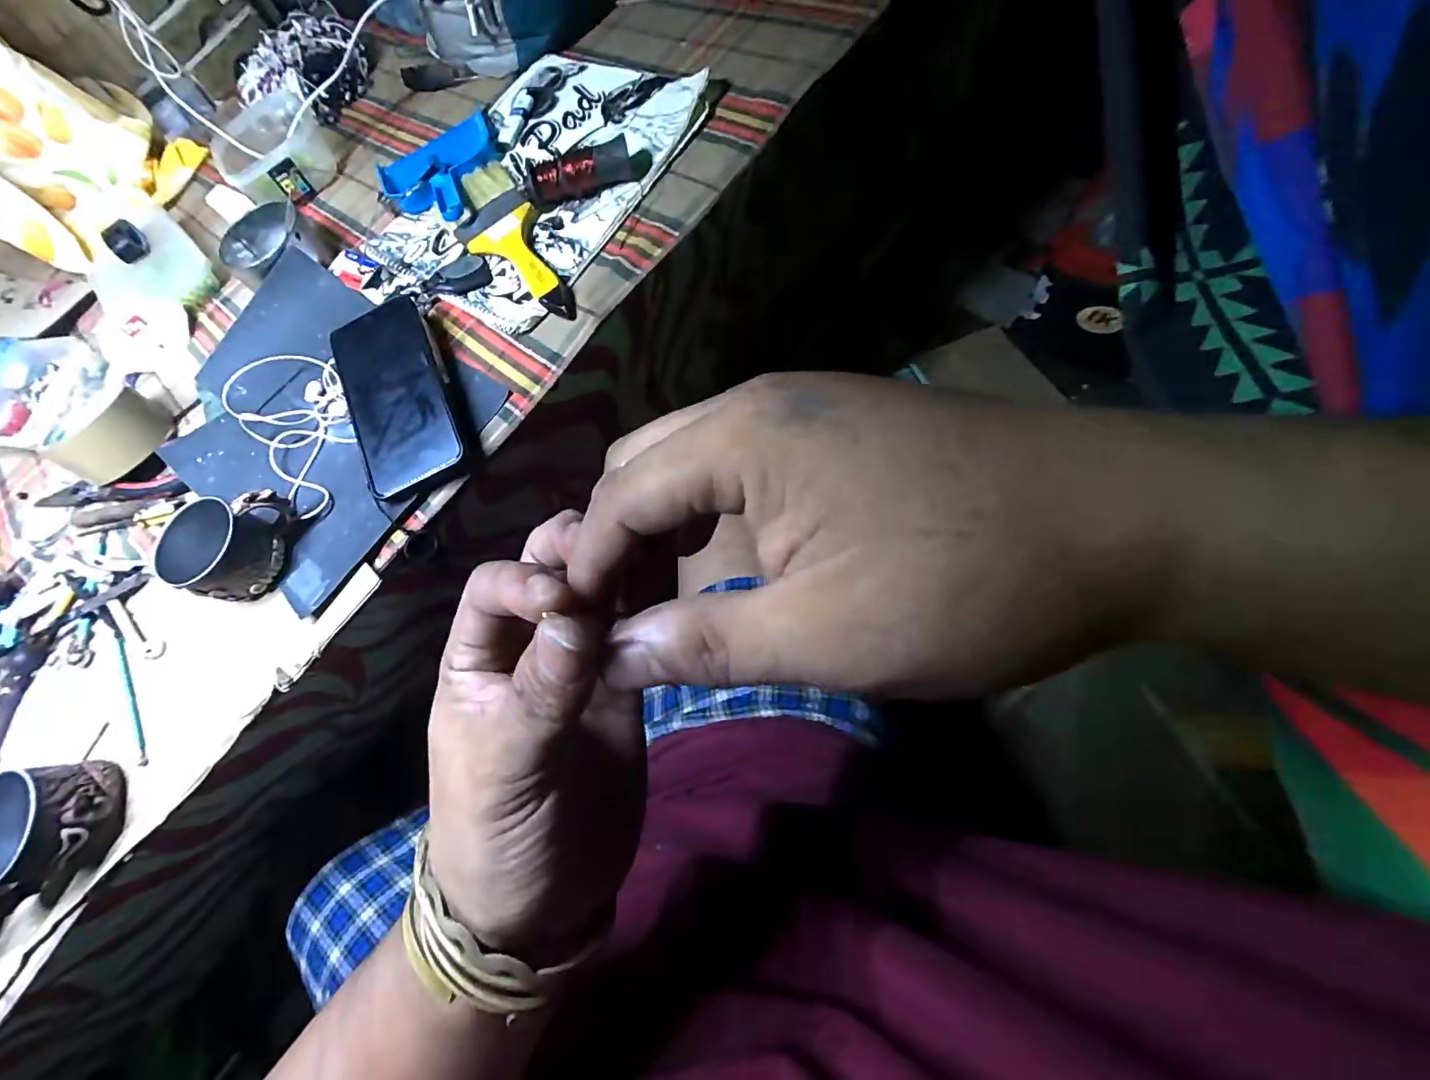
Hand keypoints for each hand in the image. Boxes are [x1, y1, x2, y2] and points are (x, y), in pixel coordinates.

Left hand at [425, 519, 643, 961]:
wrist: (538, 904)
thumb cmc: (490, 832)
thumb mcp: (502, 765)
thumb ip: (539, 693)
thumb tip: (572, 617)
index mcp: (475, 656)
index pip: (492, 588)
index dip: (522, 579)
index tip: (560, 597)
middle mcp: (523, 647)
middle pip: (544, 576)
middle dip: (571, 553)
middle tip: (617, 540)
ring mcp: (576, 667)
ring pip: (594, 600)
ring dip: (618, 573)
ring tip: (655, 546)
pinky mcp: (620, 693)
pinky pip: (635, 640)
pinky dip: (652, 616)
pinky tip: (678, 595)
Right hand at [566, 373, 1176, 697]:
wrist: (1137, 521)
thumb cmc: (971, 582)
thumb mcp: (825, 635)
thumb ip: (701, 644)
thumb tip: (609, 659)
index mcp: (740, 437)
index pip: (619, 495)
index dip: (588, 562)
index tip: (575, 623)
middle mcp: (751, 403)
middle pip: (636, 463)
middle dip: (614, 534)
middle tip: (617, 606)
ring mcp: (791, 407)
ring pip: (678, 458)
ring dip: (656, 521)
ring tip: (658, 590)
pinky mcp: (823, 425)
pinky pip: (725, 461)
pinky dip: (701, 510)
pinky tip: (718, 559)